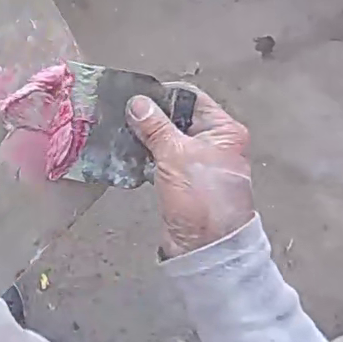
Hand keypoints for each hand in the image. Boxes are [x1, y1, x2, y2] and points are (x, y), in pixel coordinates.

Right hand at [127, 88, 256, 256]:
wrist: (205, 247)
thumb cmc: (201, 197)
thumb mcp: (176, 154)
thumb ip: (155, 126)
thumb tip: (137, 102)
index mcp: (224, 130)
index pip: (191, 98)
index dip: (164, 94)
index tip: (135, 96)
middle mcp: (213, 142)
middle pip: (176, 117)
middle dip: (150, 116)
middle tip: (120, 112)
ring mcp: (196, 161)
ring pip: (166, 138)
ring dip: (145, 136)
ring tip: (118, 130)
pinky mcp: (181, 178)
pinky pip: (160, 157)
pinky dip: (145, 154)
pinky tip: (125, 152)